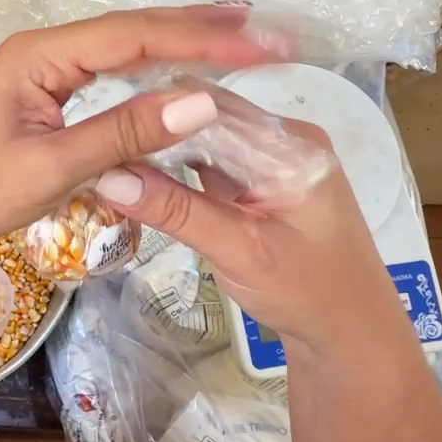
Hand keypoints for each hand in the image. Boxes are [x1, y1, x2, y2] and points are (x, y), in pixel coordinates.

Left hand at [0, 7, 282, 250]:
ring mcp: (37, 69)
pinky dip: (144, 69)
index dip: (203, 38)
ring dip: (175, 43)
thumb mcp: (52, 166)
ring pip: (117, 48)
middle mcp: (40, 50)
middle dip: (198, 29)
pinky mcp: (37, 92)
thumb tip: (203, 101)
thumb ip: (125, 133)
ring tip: (237, 36)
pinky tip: (171, 71)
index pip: (134, 35)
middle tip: (266, 30)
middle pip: (129, 30)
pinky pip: (101, 72)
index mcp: (39, 56)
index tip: (264, 43)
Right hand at [92, 123, 407, 346]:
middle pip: (202, 116)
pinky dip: (172, 167)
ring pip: (200, 137)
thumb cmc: (307, 293)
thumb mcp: (239, 251)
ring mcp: (268, 159)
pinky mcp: (256, 180)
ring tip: (104, 153)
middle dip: (149, 128)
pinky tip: (135, 175)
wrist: (350, 335)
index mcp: (287, 144)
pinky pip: (206, 160)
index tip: (97, 123)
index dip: (150, 111)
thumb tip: (107, 177)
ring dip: (156, 147)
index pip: (207, 106)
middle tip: (91, 141)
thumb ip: (175, 210)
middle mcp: (280, 138)